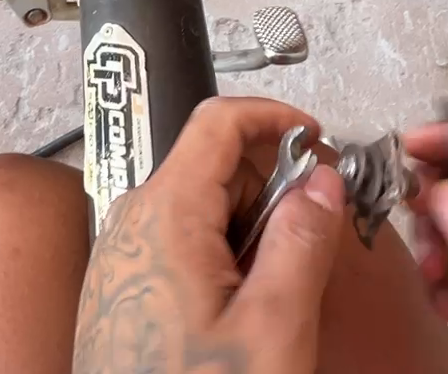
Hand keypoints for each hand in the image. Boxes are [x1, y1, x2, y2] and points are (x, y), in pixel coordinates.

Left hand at [74, 97, 347, 373]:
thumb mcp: (271, 329)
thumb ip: (301, 242)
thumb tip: (322, 180)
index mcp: (166, 209)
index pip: (219, 120)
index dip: (274, 117)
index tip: (317, 139)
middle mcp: (136, 215)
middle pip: (214, 159)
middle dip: (271, 180)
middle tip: (316, 225)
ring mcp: (125, 246)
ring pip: (201, 198)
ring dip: (251, 219)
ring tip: (281, 279)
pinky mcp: (126, 277)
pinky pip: (181, 232)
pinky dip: (223, 245)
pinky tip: (245, 296)